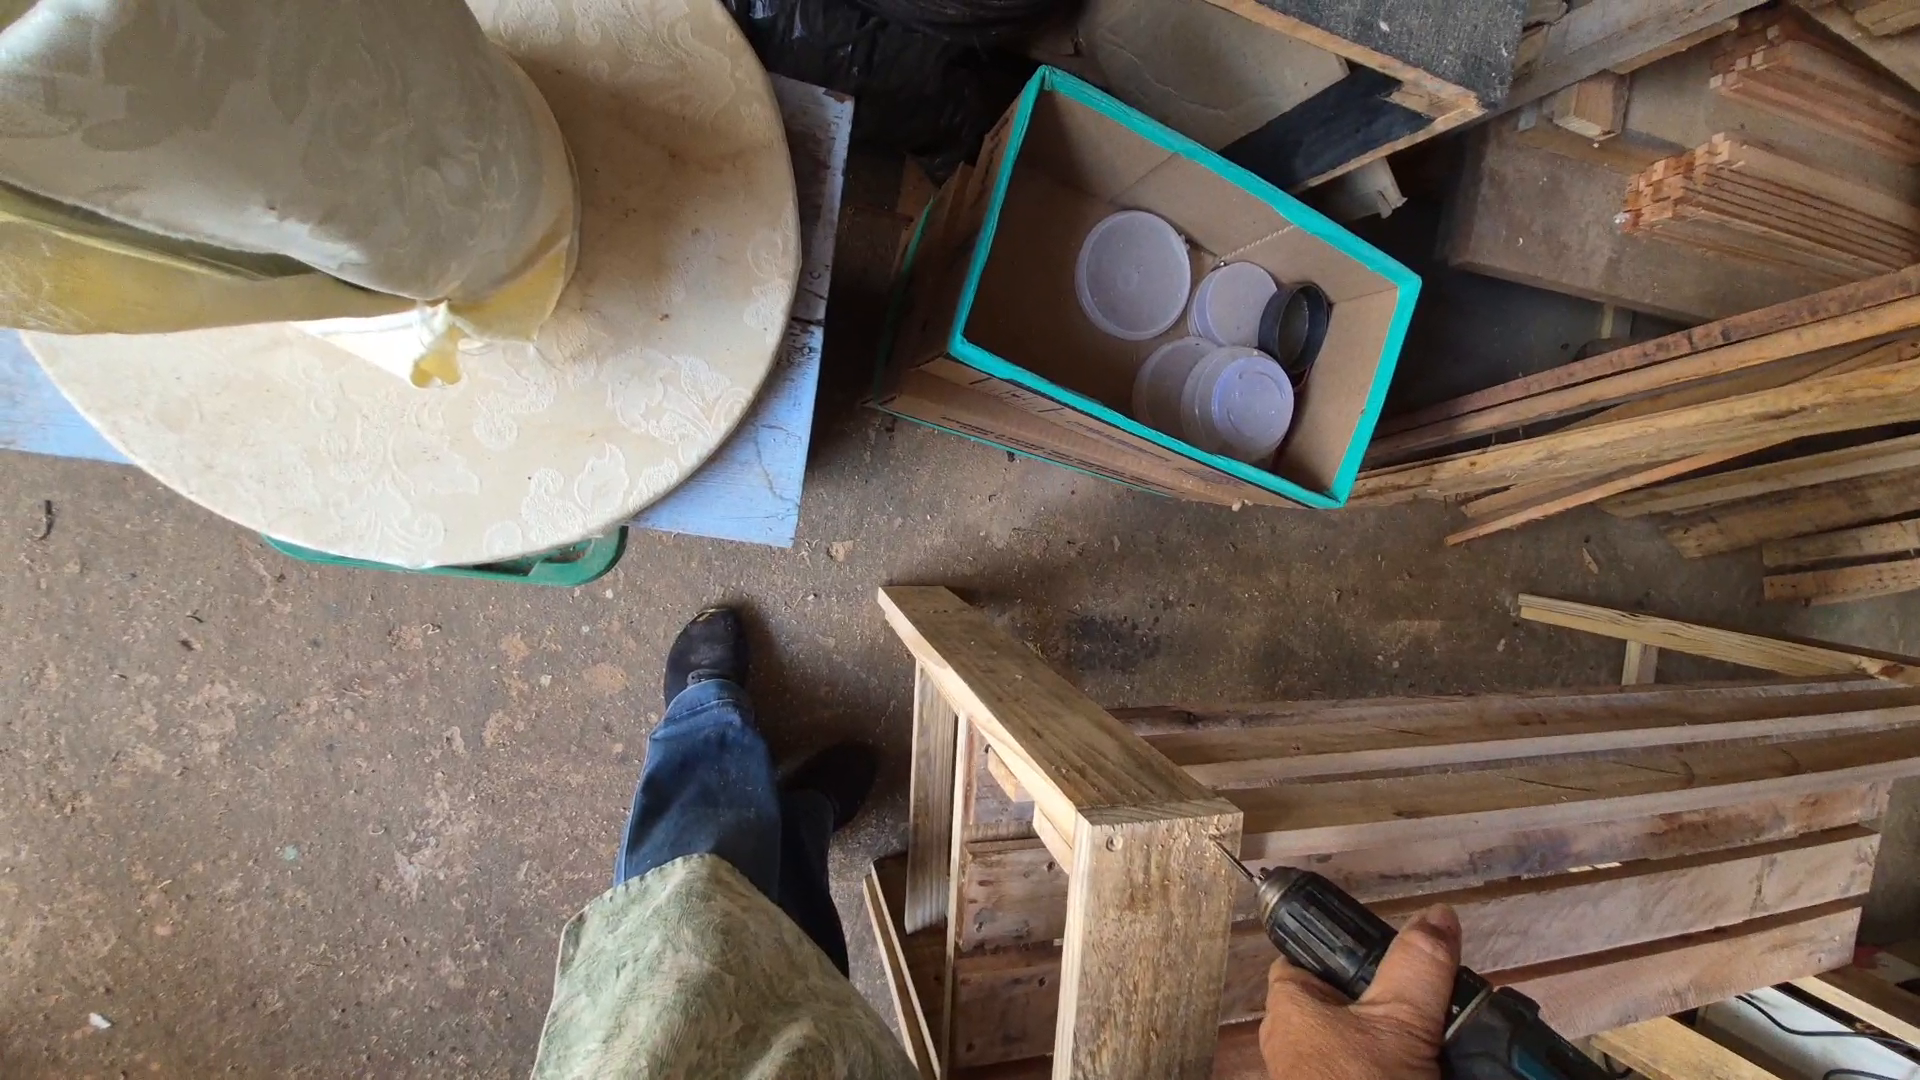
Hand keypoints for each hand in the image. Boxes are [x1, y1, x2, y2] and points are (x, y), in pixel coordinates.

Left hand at [1259, 903, 1461, 1079]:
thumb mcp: (1399, 1024)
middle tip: (1445, 1007)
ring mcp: (1316, 1077)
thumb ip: (1418, 967)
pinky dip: (1405, 1068)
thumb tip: (1440, 913)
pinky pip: (1372, 1071)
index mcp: (1290, 1002)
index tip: (1403, 962)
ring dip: (1410, 1046)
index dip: (1357, 956)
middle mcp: (1295, 1039)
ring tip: (1456, 1044)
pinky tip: (1445, 1070)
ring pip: (1367, 1046)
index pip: (1315, 957)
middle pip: (1350, 1004)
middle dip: (1394, 1007)